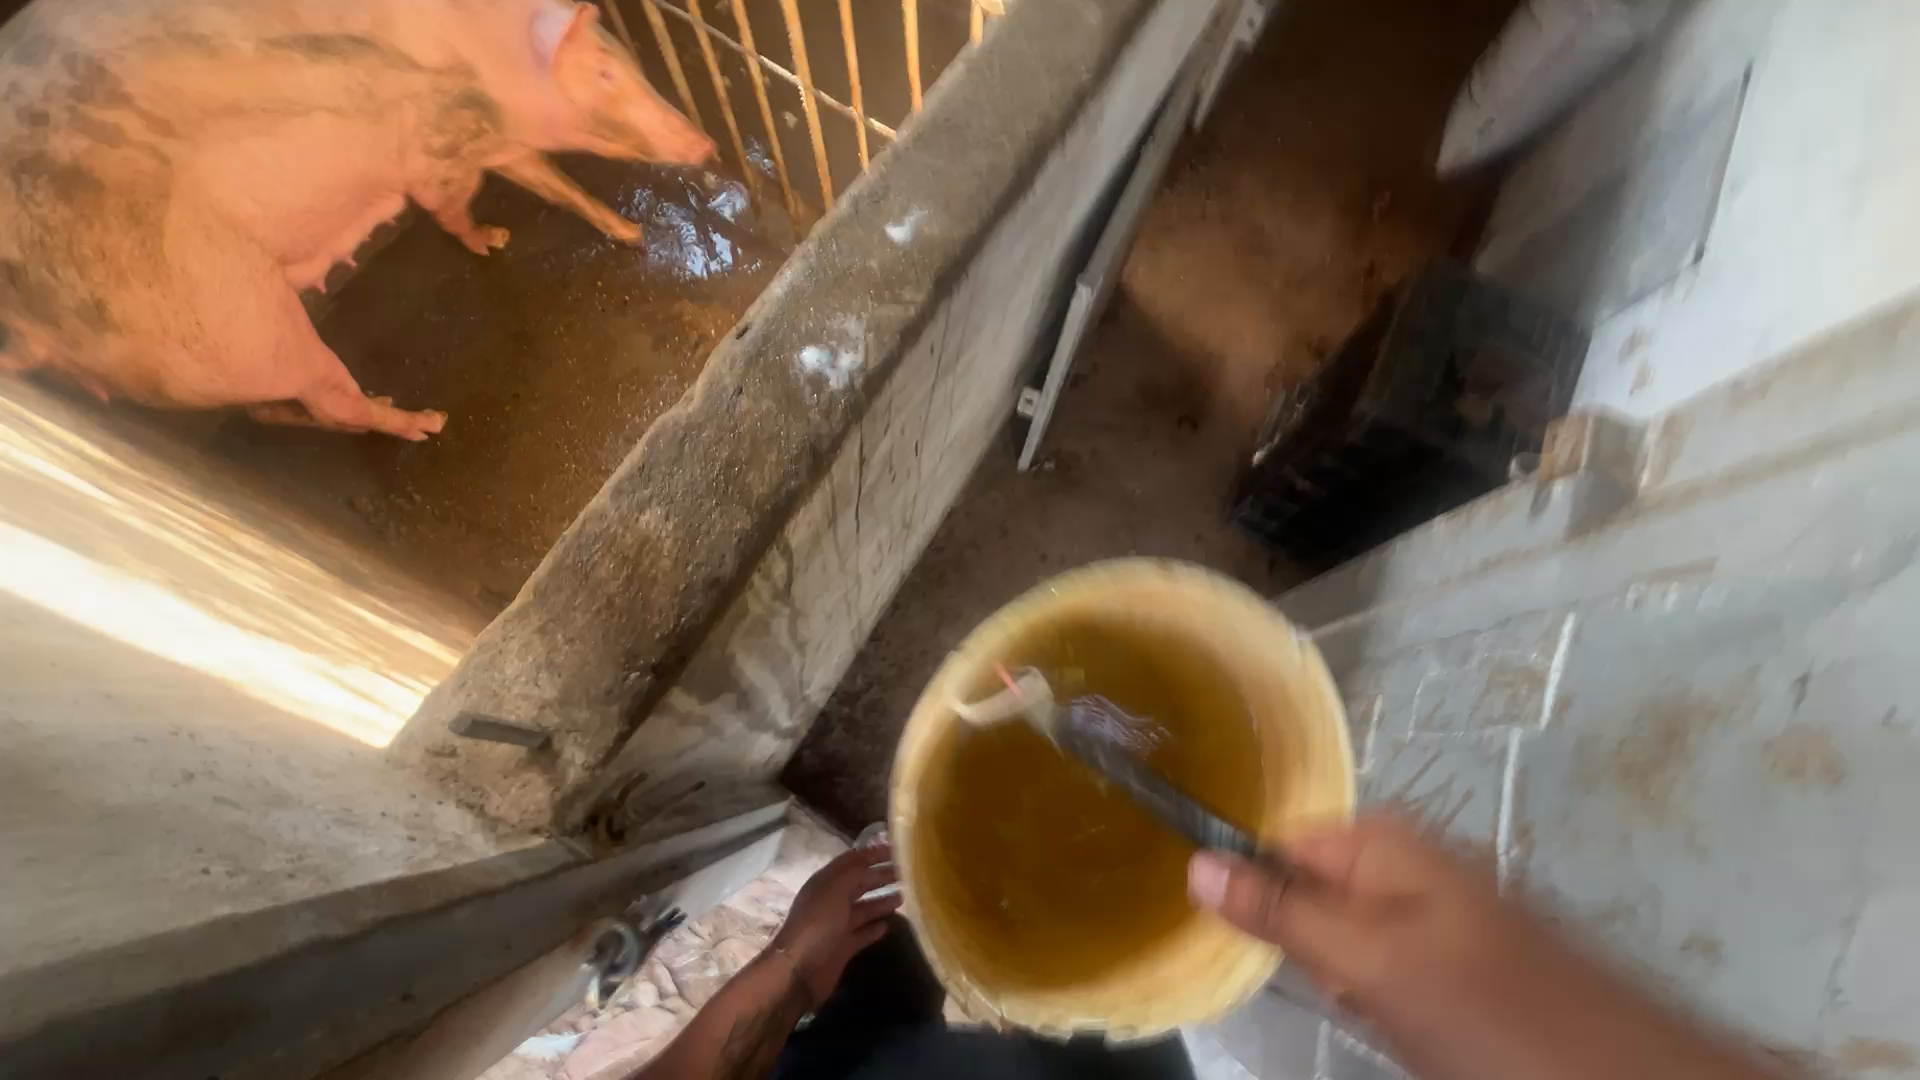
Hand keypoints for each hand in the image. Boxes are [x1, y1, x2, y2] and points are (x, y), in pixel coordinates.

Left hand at [770, 844, 900, 1008]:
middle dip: (880, 875)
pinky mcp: (843, 947)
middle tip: (906, 873)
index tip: (895, 849)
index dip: (872, 853)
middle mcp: (831, 900)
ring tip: (903, 896)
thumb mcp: (836, 890)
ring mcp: (837, 925)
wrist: (799, 972)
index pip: (851, 861)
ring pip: (863, 908)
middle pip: (859, 883)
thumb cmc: (817, 925)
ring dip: (881, 901)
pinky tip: (888, 925)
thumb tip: (871, 861)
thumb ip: (854, 873)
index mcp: (826, 882)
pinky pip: (862, 933)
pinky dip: (874, 929)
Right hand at [1187, 816, 1771, 1079]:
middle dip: (1305, 943)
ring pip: (1343, 934)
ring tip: (1376, 1014)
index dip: (1251, 891)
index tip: (1246, 942)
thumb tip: (1194, 861)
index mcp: (1378, 839)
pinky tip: (1410, 1028)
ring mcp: (1435, 905)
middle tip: (1336, 989)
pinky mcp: (1459, 952)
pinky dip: (1380, 995)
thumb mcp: (1370, 963)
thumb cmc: (1492, 1018)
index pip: (1273, 844)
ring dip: (1341, 975)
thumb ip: (1279, 910)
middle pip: (1306, 889)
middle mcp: (1403, 857)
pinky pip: (1386, 962)